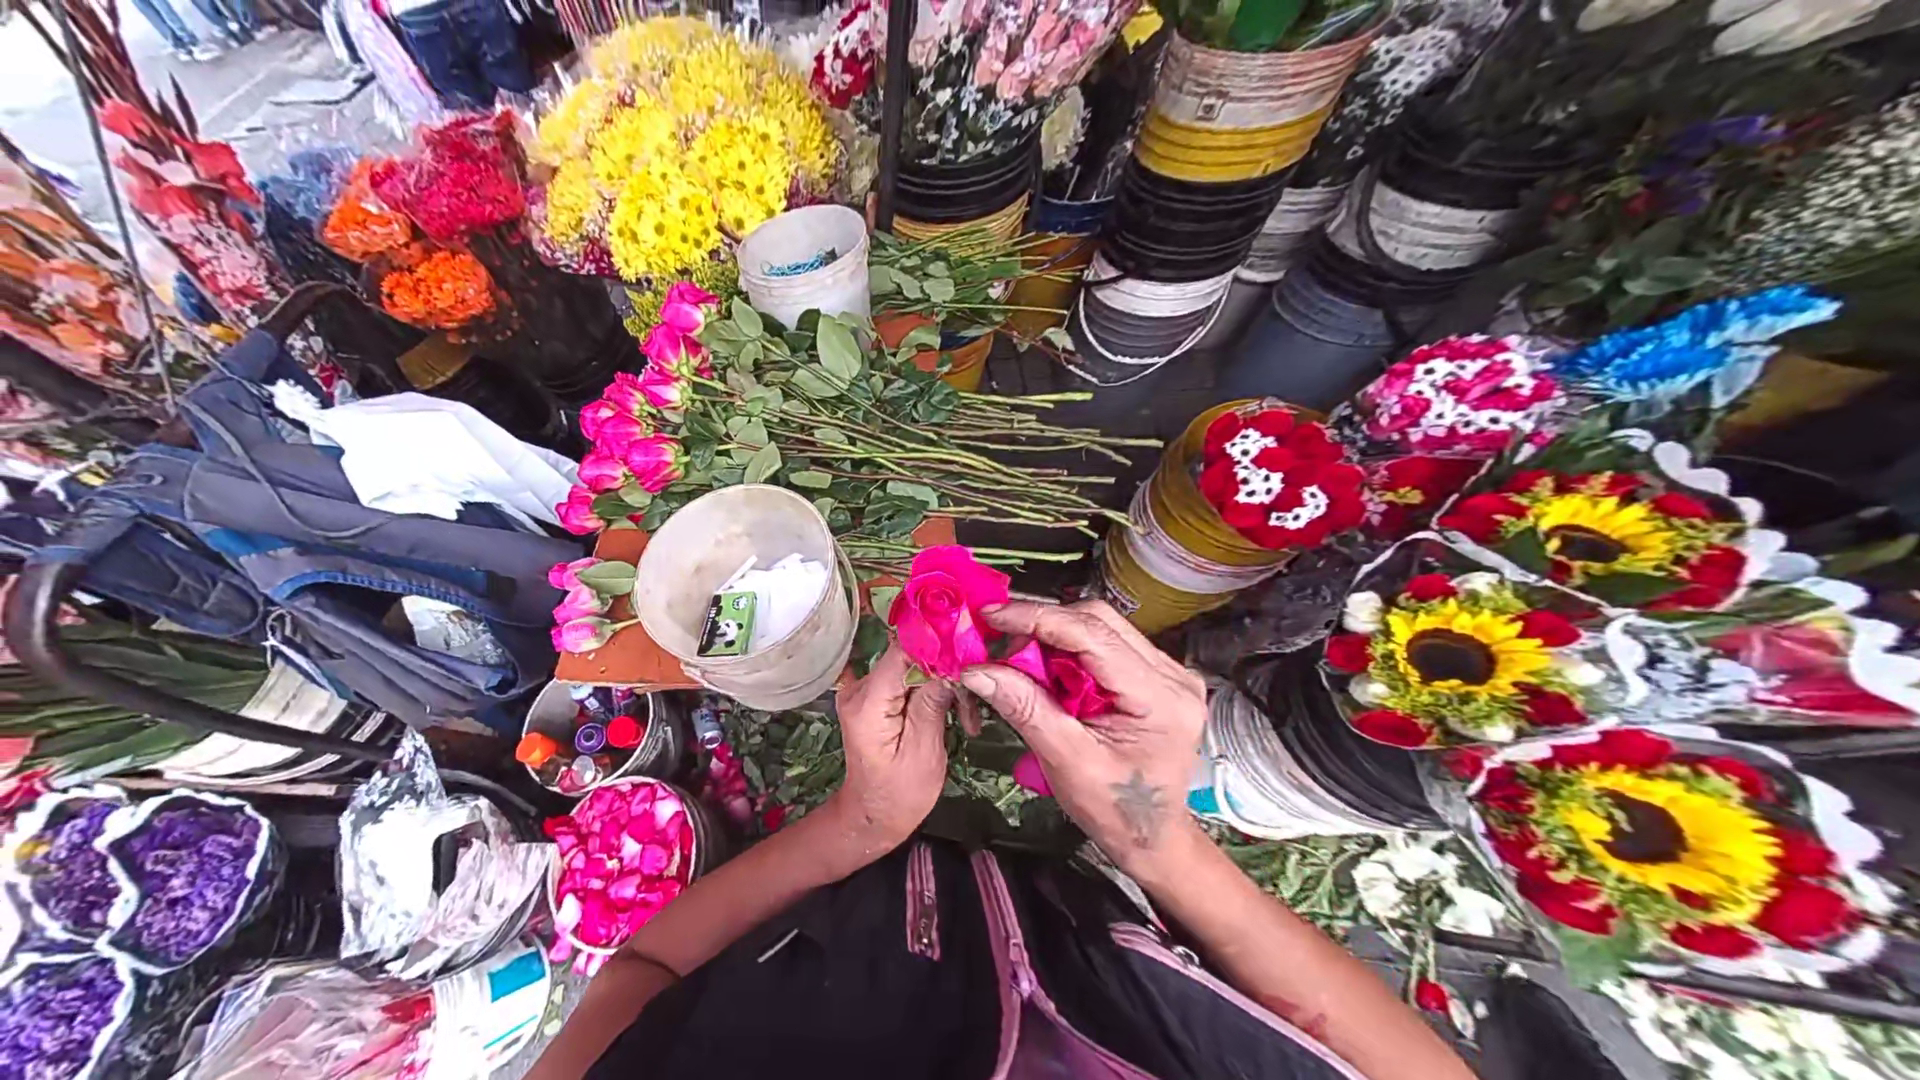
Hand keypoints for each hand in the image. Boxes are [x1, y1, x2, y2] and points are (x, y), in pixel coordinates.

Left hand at [826, 644, 951, 858]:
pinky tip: (949, 709)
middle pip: (909, 656)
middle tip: (973, 700)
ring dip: (942, 683)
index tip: (969, 654)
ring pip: (913, 665)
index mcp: (867, 703)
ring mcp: (864, 689)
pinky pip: (907, 677)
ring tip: (965, 716)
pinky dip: (931, 689)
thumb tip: (950, 663)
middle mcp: (859, 688)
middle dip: (945, 671)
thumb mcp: (924, 753)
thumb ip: (932, 704)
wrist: (873, 816)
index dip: (937, 645)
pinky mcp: (875, 693)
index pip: (902, 651)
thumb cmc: (899, 795)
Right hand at [961, 600, 1205, 877]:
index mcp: (1160, 698)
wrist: (1154, 837)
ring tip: (1019, 658)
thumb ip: (1027, 709)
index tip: (993, 616)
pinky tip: (1047, 670)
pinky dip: (1068, 649)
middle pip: (1098, 621)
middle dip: (1043, 625)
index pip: (1093, 635)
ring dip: (1053, 636)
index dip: (1038, 619)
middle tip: (999, 640)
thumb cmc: (1117, 812)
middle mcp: (1172, 674)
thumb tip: (980, 671)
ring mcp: (1168, 671)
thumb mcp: (1068, 763)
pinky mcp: (1155, 675)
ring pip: (1100, 627)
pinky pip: (1105, 643)